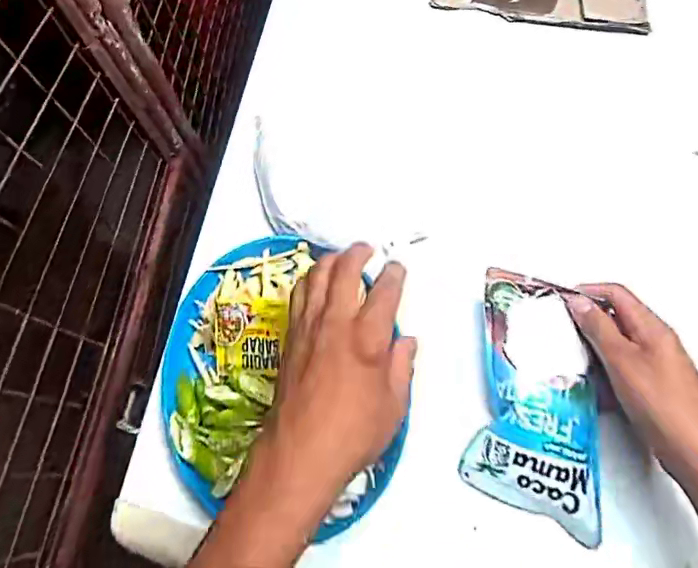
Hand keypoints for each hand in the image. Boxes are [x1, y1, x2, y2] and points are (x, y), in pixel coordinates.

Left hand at [263, 243, 415, 495]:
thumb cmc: (354, 433)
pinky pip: (300, 292)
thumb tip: (407, 340)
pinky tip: (315, 282)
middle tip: (367, 250)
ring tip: (341, 258)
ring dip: (331, 260)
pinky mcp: (291, 333)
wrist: (301, 447)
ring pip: (318, 275)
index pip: (384, 292)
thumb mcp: (394, 407)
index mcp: (368, 338)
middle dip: (358, 253)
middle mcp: (337, 321)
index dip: (393, 274)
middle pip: (345, 270)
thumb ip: (402, 366)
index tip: (396, 268)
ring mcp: (309, 324)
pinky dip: (310, 279)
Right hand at [562, 283, 697, 488]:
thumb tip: (580, 302)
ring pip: (620, 345)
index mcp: (653, 328)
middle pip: (617, 317)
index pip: (616, 293)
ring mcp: (660, 366)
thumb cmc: (665, 409)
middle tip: (568, 332)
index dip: (587, 292)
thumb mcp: (621, 361)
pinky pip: (626, 368)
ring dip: (598, 350)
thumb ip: (598, 327)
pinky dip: (609, 372)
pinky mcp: (658, 388)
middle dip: (590, 322)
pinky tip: (601, 390)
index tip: (564, 302)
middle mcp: (659, 342)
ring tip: (582, 363)